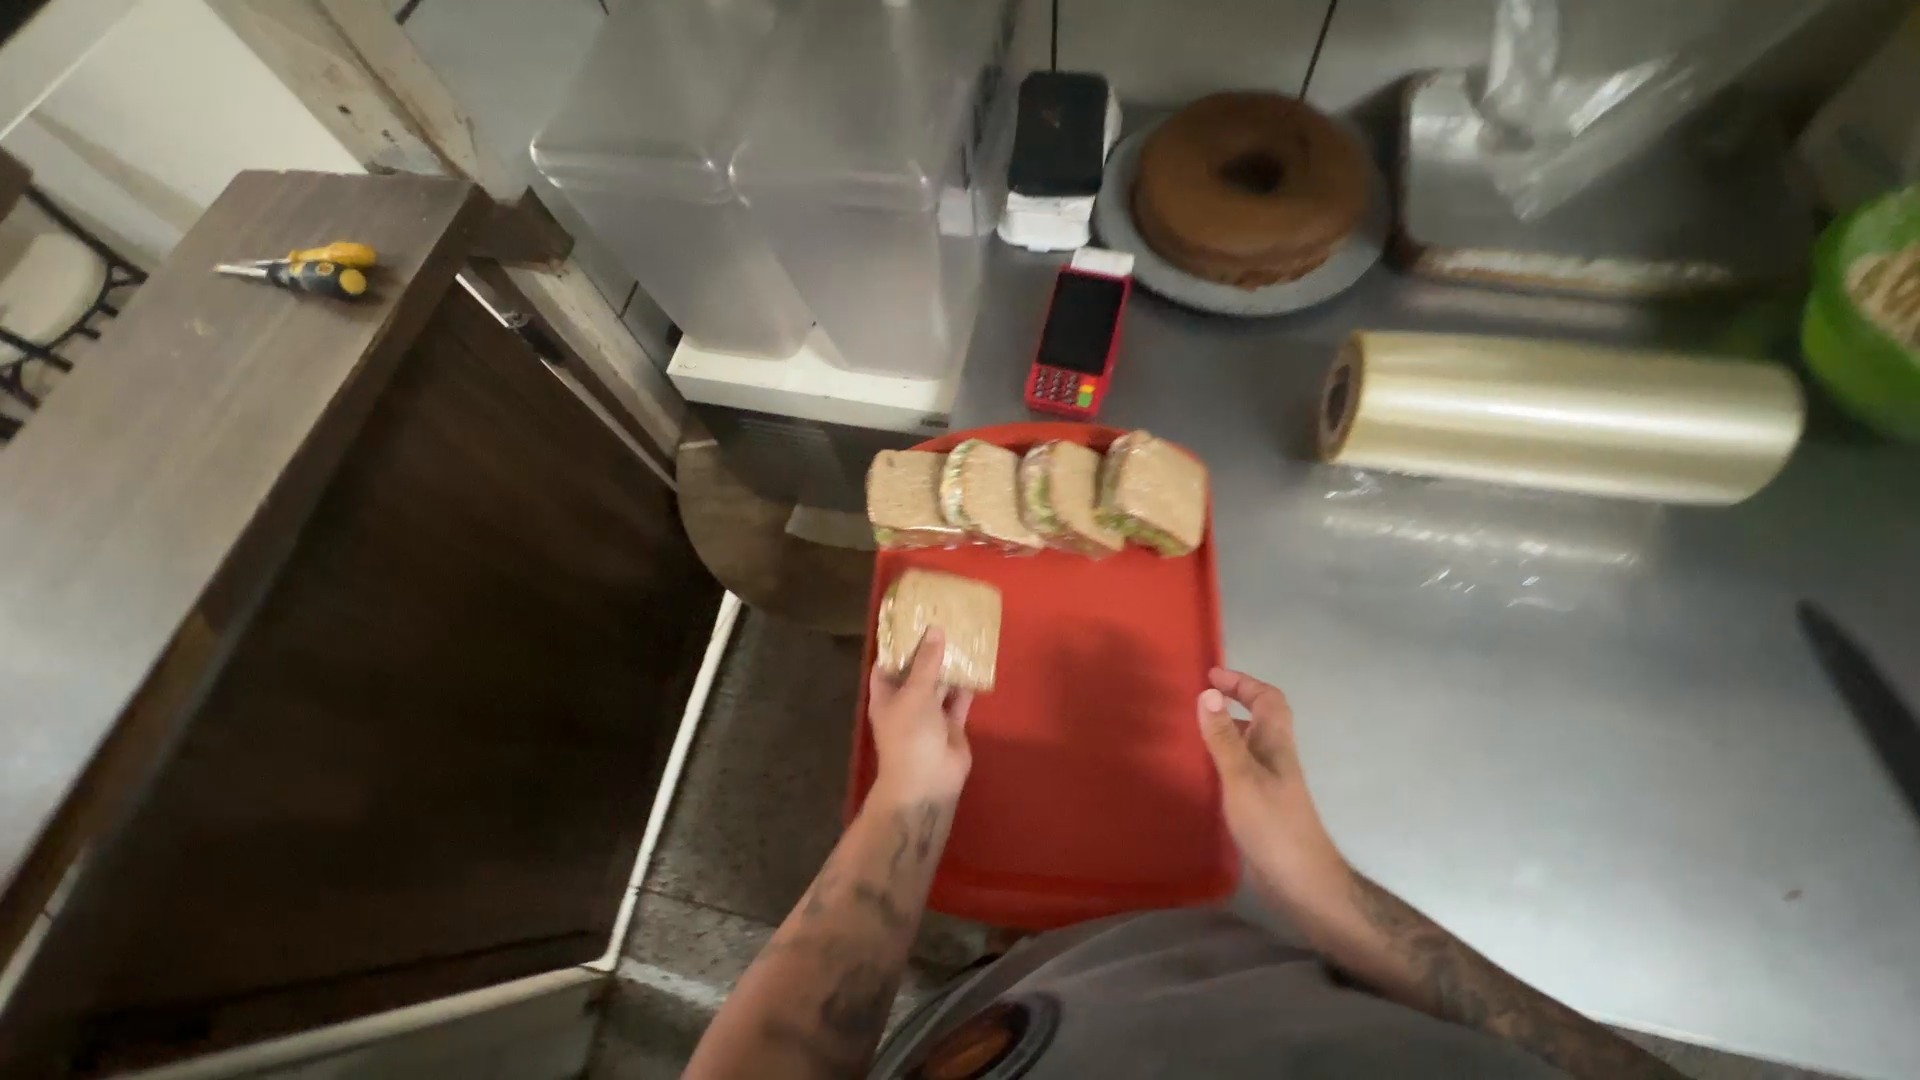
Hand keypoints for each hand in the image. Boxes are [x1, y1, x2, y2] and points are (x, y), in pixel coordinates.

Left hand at [868, 629, 973, 808]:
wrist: (928, 782)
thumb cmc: (910, 735)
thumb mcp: (915, 693)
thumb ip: (926, 662)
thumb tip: (935, 630)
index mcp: (886, 695)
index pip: (887, 664)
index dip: (897, 645)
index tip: (912, 621)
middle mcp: (906, 702)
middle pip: (916, 672)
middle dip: (928, 651)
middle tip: (944, 621)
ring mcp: (929, 715)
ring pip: (939, 684)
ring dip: (949, 666)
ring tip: (962, 636)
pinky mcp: (951, 725)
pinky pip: (959, 701)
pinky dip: (967, 686)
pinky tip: (977, 665)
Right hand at [1197, 668, 1348, 913]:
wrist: (1299, 880)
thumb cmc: (1272, 824)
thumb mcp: (1241, 776)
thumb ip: (1223, 737)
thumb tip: (1208, 693)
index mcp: (1275, 744)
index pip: (1267, 699)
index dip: (1243, 683)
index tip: (1212, 676)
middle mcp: (1274, 757)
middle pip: (1261, 718)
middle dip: (1234, 701)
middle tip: (1200, 698)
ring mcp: (1269, 782)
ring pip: (1249, 743)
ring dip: (1226, 730)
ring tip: (1191, 730)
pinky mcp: (1259, 804)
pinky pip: (1239, 767)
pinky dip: (1221, 758)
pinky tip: (1200, 771)